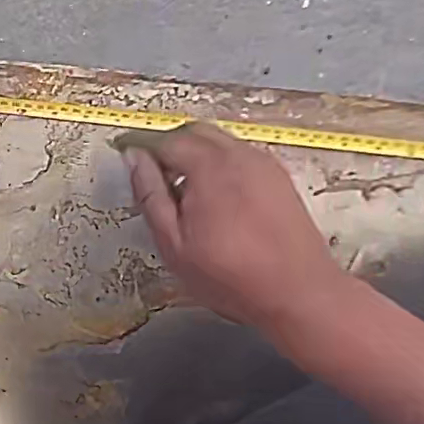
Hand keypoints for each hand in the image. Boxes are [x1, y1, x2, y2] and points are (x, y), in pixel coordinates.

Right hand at [124, 123, 349, 332]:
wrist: (297, 292)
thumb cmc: (231, 276)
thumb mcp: (173, 243)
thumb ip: (150, 195)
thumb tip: (134, 160)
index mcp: (210, 168)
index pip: (166, 140)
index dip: (142, 146)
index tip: (126, 154)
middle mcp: (240, 156)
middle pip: (194, 132)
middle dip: (168, 145)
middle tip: (150, 172)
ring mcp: (263, 164)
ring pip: (218, 141)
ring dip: (194, 153)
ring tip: (179, 189)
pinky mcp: (277, 177)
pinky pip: (239, 155)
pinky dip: (217, 164)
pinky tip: (211, 197)